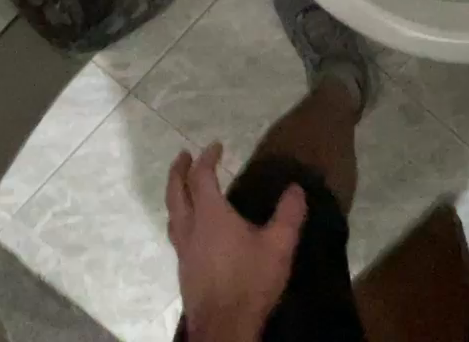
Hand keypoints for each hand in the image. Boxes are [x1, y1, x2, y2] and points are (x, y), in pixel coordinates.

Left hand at [165, 143, 305, 341]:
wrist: (224, 330)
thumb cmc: (250, 283)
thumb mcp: (279, 246)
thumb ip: (289, 214)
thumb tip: (296, 188)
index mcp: (210, 215)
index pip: (201, 176)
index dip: (207, 157)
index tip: (216, 145)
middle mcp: (190, 228)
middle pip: (176, 192)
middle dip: (178, 170)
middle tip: (183, 155)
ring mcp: (183, 251)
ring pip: (172, 214)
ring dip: (175, 194)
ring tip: (183, 188)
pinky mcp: (184, 271)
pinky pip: (176, 233)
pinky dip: (180, 218)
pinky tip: (193, 228)